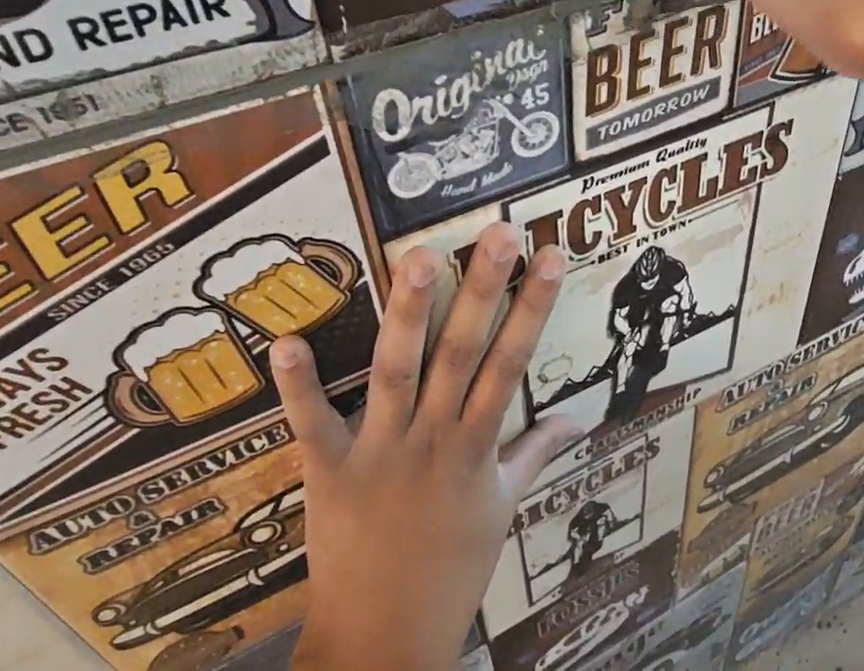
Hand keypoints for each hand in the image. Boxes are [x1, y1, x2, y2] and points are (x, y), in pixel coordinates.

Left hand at [273, 223, 585, 670]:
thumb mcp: (504, 509)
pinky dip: (299, 386)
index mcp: (478, 447)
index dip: (534, 308)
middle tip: (498, 234)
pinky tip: (285, 339)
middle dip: (483, 290)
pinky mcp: (330, 474)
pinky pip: (312, 425)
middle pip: (462, 353)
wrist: (386, 640)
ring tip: (420, 256)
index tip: (551, 257)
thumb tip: (578, 419)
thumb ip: (536, 454)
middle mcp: (435, 440)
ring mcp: (381, 454)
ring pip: (398, 372)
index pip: (512, 363)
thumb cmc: (451, 571)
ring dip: (408, 313)